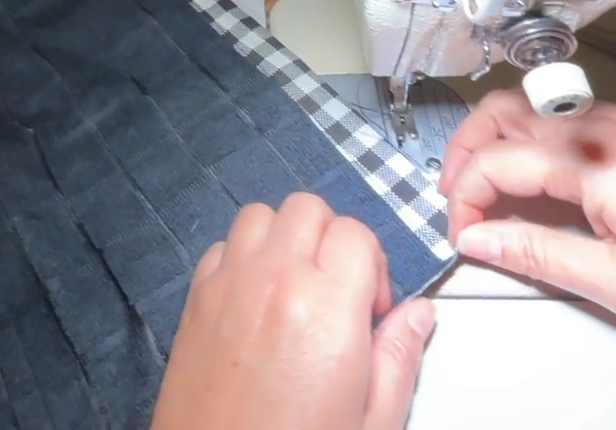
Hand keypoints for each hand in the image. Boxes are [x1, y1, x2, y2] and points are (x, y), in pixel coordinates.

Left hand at [151, 192, 436, 429]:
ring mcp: (229, 281)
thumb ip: (399, 358)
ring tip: (294, 286)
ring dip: (283, 237)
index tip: (371, 308)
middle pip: (307, 208)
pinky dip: (244, 255)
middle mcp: (274, 277)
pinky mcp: (196, 294)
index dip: (373, 264)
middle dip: (330, 238)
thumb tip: (419, 312)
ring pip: (261, 214)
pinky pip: (224, 244)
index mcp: (326, 307)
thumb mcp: (372, 424)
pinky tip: (255, 298)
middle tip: (336, 292)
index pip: (356, 233)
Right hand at [437, 89, 615, 364]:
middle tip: (456, 197)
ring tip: (487, 190)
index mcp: (595, 159)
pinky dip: (529, 141)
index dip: (465, 198)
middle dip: (465, 149)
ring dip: (494, 140)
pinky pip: (563, 121)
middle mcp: (603, 126)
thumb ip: (537, 253)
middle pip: (502, 112)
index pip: (496, 161)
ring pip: (530, 109)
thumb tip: (477, 239)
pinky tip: (537, 183)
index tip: (461, 234)